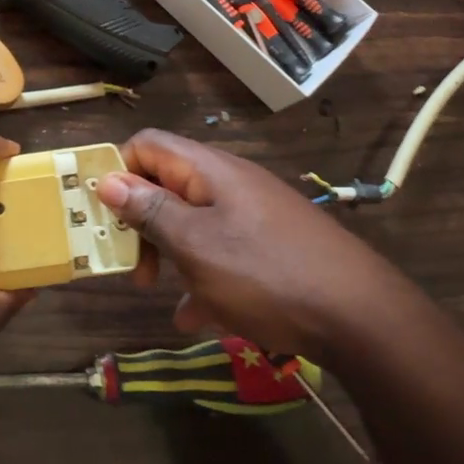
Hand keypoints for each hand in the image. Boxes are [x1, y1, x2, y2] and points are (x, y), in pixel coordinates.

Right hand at [95, 129, 407, 360]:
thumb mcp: (195, 245)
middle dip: (140, 222)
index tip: (100, 213)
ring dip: (169, 254)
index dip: (117, 171)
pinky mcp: (272, 248)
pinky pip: (222, 253)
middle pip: (167, 185)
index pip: (147, 145)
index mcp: (209, 170)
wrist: (363, 319)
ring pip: (193, 223)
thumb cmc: (266, 274)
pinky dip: (204, 279)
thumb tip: (108, 179)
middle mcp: (230, 184)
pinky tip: (200, 319)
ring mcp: (254, 217)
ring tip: (159, 293)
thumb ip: (149, 210)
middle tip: (131, 264)